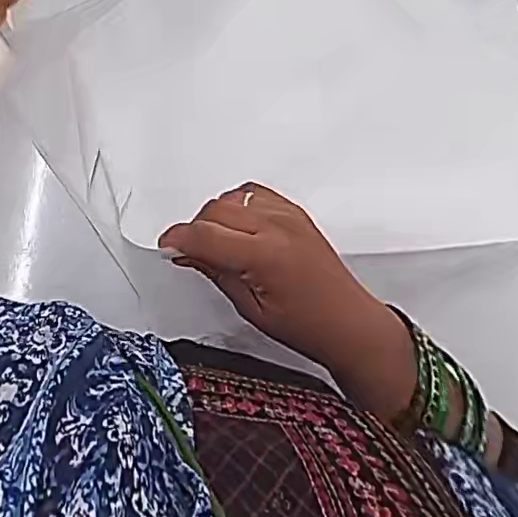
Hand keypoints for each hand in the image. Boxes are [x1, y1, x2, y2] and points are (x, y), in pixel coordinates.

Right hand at [158, 184, 416, 420]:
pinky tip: (237, 224)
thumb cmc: (310, 324)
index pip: (206, 234)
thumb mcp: (250, 308)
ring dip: (216, 215)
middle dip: (195, 229)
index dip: (178, 239)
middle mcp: (278, 227)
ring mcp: (288, 216)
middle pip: (216, 210)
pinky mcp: (295, 212)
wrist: (350, 324)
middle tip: (189, 251)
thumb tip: (187, 253)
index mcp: (265, 255)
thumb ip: (215, 272)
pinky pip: (255, 192)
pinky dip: (239, 203)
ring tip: (216, 241)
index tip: (167, 246)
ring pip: (233, 196)